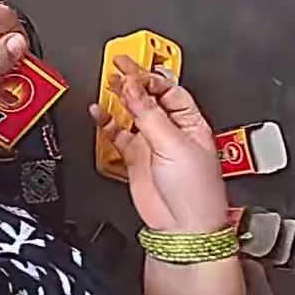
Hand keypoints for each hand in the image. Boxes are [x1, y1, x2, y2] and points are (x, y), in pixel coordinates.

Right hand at [89, 56, 228, 231]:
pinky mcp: (135, 158)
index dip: (148, 78)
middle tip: (116, 65)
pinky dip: (106, 123)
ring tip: (107, 84)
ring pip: (131, 113)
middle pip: (148, 97)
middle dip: (132, 81)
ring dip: (119, 98)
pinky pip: (118, 134)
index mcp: (189, 122)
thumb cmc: (196, 192)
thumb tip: (132, 87)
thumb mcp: (173, 144)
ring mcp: (151, 143)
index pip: (167, 89)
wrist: (182, 229)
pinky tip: (99, 112)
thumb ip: (148, 114)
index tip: (129, 69)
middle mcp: (171, 130)